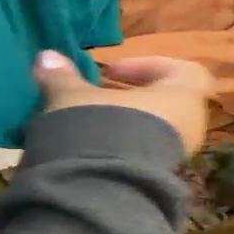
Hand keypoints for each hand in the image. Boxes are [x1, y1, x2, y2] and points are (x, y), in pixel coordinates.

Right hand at [35, 50, 212, 155]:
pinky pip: (135, 149)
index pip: (180, 70)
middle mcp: (187, 121)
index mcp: (181, 95)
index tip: (107, 71)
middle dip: (129, 97)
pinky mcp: (149, 172)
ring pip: (148, 127)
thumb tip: (47, 54)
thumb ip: (62, 77)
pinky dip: (114, 143)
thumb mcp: (72, 97)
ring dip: (119, 122)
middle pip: (164, 101)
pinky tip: (82, 146)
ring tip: (82, 123)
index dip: (145, 65)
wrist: (97, 179)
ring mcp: (172, 150)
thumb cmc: (98, 126)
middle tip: (93, 97)